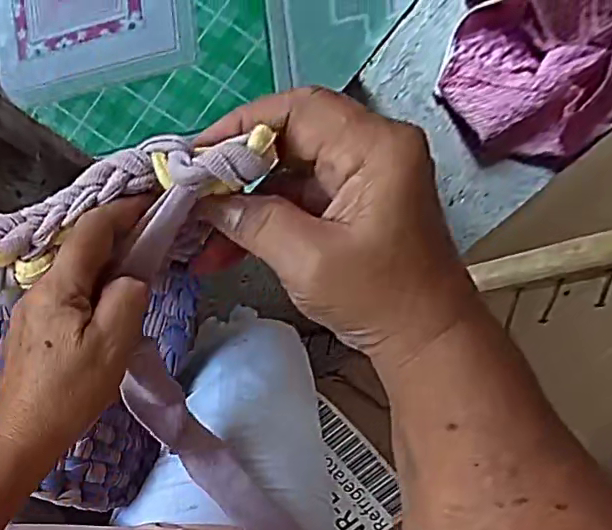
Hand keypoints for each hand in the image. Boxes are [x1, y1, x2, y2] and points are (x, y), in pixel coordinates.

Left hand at [0, 199, 151, 461]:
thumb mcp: (112, 344)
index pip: (91, 229)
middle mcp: (36, 291)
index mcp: (57, 286)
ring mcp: (27, 314)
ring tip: (130, 293)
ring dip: (102, 275)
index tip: (153, 207)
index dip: (124, 211)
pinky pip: (62, 302)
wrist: (24, 435)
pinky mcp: (27, 335)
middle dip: (116, 245)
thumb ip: (127, 297)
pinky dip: (87, 298)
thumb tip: (129, 277)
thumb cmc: (69, 393)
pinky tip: (101, 322)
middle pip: (79, 253)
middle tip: (150, 255)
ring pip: (71, 279)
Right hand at [195, 88, 484, 369]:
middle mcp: (369, 150)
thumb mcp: (309, 260)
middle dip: (235, 168)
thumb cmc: (377, 298)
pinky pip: (295, 202)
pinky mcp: (348, 208)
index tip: (196, 155)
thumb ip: (258, 223)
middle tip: (191, 194)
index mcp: (373, 148)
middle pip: (289, 138)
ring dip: (242, 202)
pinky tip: (225, 247)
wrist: (421, 336)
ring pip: (287, 174)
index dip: (241, 125)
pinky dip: (260, 221)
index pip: (299, 110)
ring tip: (201, 233)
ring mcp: (359, 180)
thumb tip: (210, 204)